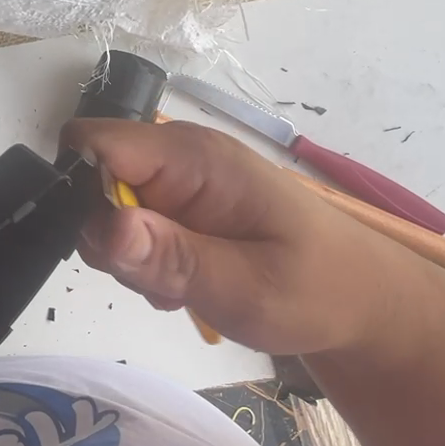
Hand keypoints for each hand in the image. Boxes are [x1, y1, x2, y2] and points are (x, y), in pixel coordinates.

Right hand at [61, 118, 433, 356]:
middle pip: (91, 176)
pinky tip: (181, 282)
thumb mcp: (247, 288)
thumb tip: (102, 228)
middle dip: (106, 234)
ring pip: (104, 206)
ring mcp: (177, 178)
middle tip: (154, 280)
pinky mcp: (180, 201)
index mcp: (192, 157)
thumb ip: (172, 258)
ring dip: (126, 253)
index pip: (94, 142)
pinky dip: (141, 257)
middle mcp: (176, 156)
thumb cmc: (319, 291)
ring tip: (177, 285)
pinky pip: (129, 221)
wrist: (365, 303)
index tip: (109, 247)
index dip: (79, 190)